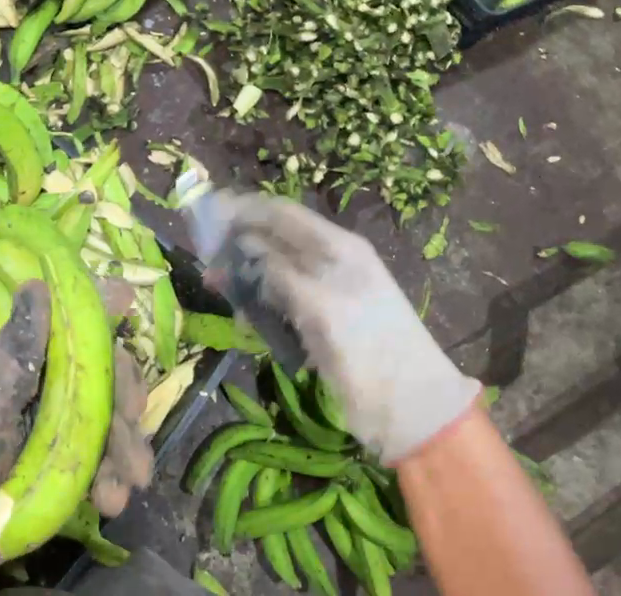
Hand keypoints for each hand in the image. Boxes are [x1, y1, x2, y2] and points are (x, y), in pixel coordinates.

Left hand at [0, 280, 154, 595]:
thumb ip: (14, 353)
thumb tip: (37, 284)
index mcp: (22, 358)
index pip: (66, 320)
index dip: (97, 308)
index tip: (126, 303)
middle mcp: (45, 384)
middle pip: (101, 370)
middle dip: (125, 395)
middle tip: (135, 421)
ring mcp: (57, 425)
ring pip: (109, 417)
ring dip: (127, 445)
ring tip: (133, 480)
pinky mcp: (66, 463)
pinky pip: (103, 459)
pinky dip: (115, 476)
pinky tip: (113, 498)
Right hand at [215, 192, 480, 462]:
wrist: (414, 410)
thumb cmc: (373, 354)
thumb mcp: (322, 307)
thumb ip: (281, 273)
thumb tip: (243, 247)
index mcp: (336, 246)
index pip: (280, 212)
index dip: (242, 209)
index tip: (206, 217)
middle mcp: (329, 261)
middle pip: (272, 238)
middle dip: (236, 245)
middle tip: (207, 262)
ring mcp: (324, 291)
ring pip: (271, 270)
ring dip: (243, 276)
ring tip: (218, 290)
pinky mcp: (319, 321)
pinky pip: (279, 300)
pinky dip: (258, 304)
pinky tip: (245, 320)